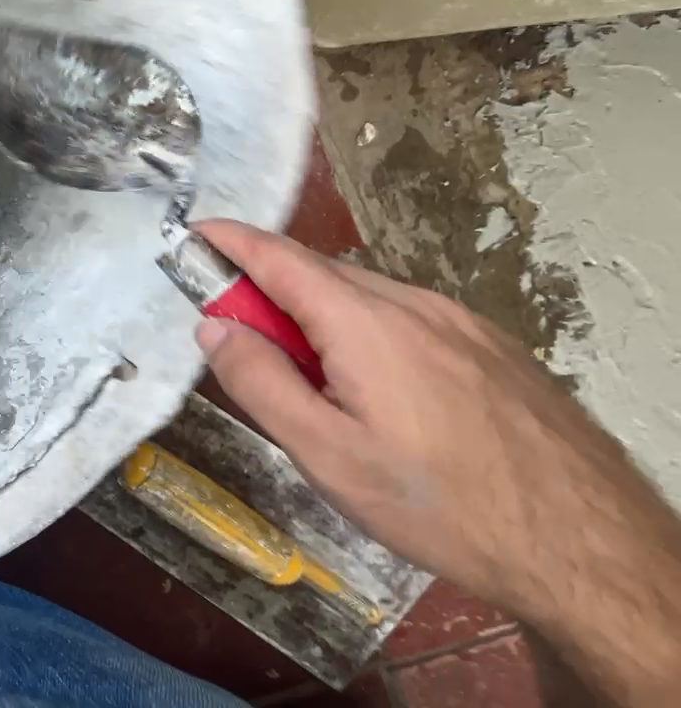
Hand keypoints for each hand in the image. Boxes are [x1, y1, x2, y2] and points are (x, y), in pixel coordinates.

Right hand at [193, 220, 680, 705]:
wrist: (598, 560)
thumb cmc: (440, 505)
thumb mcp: (323, 452)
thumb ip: (257, 381)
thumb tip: (212, 326)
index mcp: (367, 323)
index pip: (279, 257)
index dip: (229, 239)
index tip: (192, 232)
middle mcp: (418, 308)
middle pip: (320, 276)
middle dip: (268, 293)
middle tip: (241, 344)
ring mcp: (467, 327)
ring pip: (366, 298)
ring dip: (317, 315)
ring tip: (312, 382)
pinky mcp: (498, 352)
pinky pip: (408, 320)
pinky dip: (364, 331)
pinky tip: (375, 390)